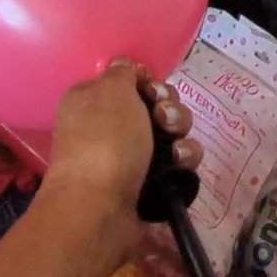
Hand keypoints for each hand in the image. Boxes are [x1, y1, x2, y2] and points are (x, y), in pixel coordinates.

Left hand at [43, 58, 201, 249]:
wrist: (100, 209)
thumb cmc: (104, 140)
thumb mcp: (112, 90)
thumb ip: (123, 72)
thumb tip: (126, 68)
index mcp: (93, 101)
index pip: (130, 80)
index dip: (147, 81)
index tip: (150, 88)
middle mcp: (109, 128)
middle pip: (155, 104)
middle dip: (169, 107)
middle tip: (163, 118)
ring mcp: (129, 158)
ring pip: (171, 133)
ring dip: (180, 132)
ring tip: (175, 148)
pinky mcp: (149, 184)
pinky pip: (177, 163)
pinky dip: (183, 161)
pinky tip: (179, 165)